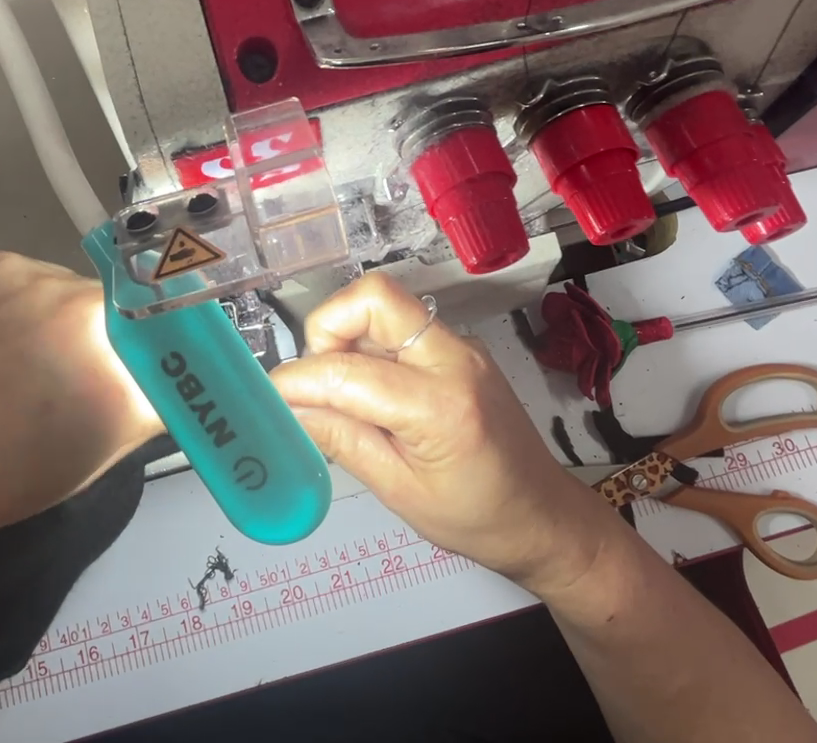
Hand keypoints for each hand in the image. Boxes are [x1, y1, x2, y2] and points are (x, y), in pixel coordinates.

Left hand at [0, 252, 160, 581]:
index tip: (178, 390)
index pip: (188, 370)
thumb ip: (127, 419)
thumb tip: (160, 388)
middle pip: (144, 324)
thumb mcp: (68, 473)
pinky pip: (47, 284)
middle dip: (131, 353)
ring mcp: (39, 279)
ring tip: (34, 366)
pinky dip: (41, 311)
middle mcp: (88, 316)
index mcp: (113, 388)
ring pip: (94, 299)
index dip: (187, 380)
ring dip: (84, 329)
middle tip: (95, 386)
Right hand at [270, 274, 613, 594]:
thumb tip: (288, 409)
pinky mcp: (459, 346)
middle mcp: (454, 358)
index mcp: (441, 407)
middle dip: (327, 327)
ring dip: (348, 334)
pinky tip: (372, 392)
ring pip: (385, 304)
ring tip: (342, 390)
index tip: (270, 396)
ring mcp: (460, 346)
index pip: (348, 372)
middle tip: (316, 378)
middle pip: (374, 297)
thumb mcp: (399, 492)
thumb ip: (342, 440)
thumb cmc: (476, 519)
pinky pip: (402, 324)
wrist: (546, 515)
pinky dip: (370, 344)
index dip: (297, 380)